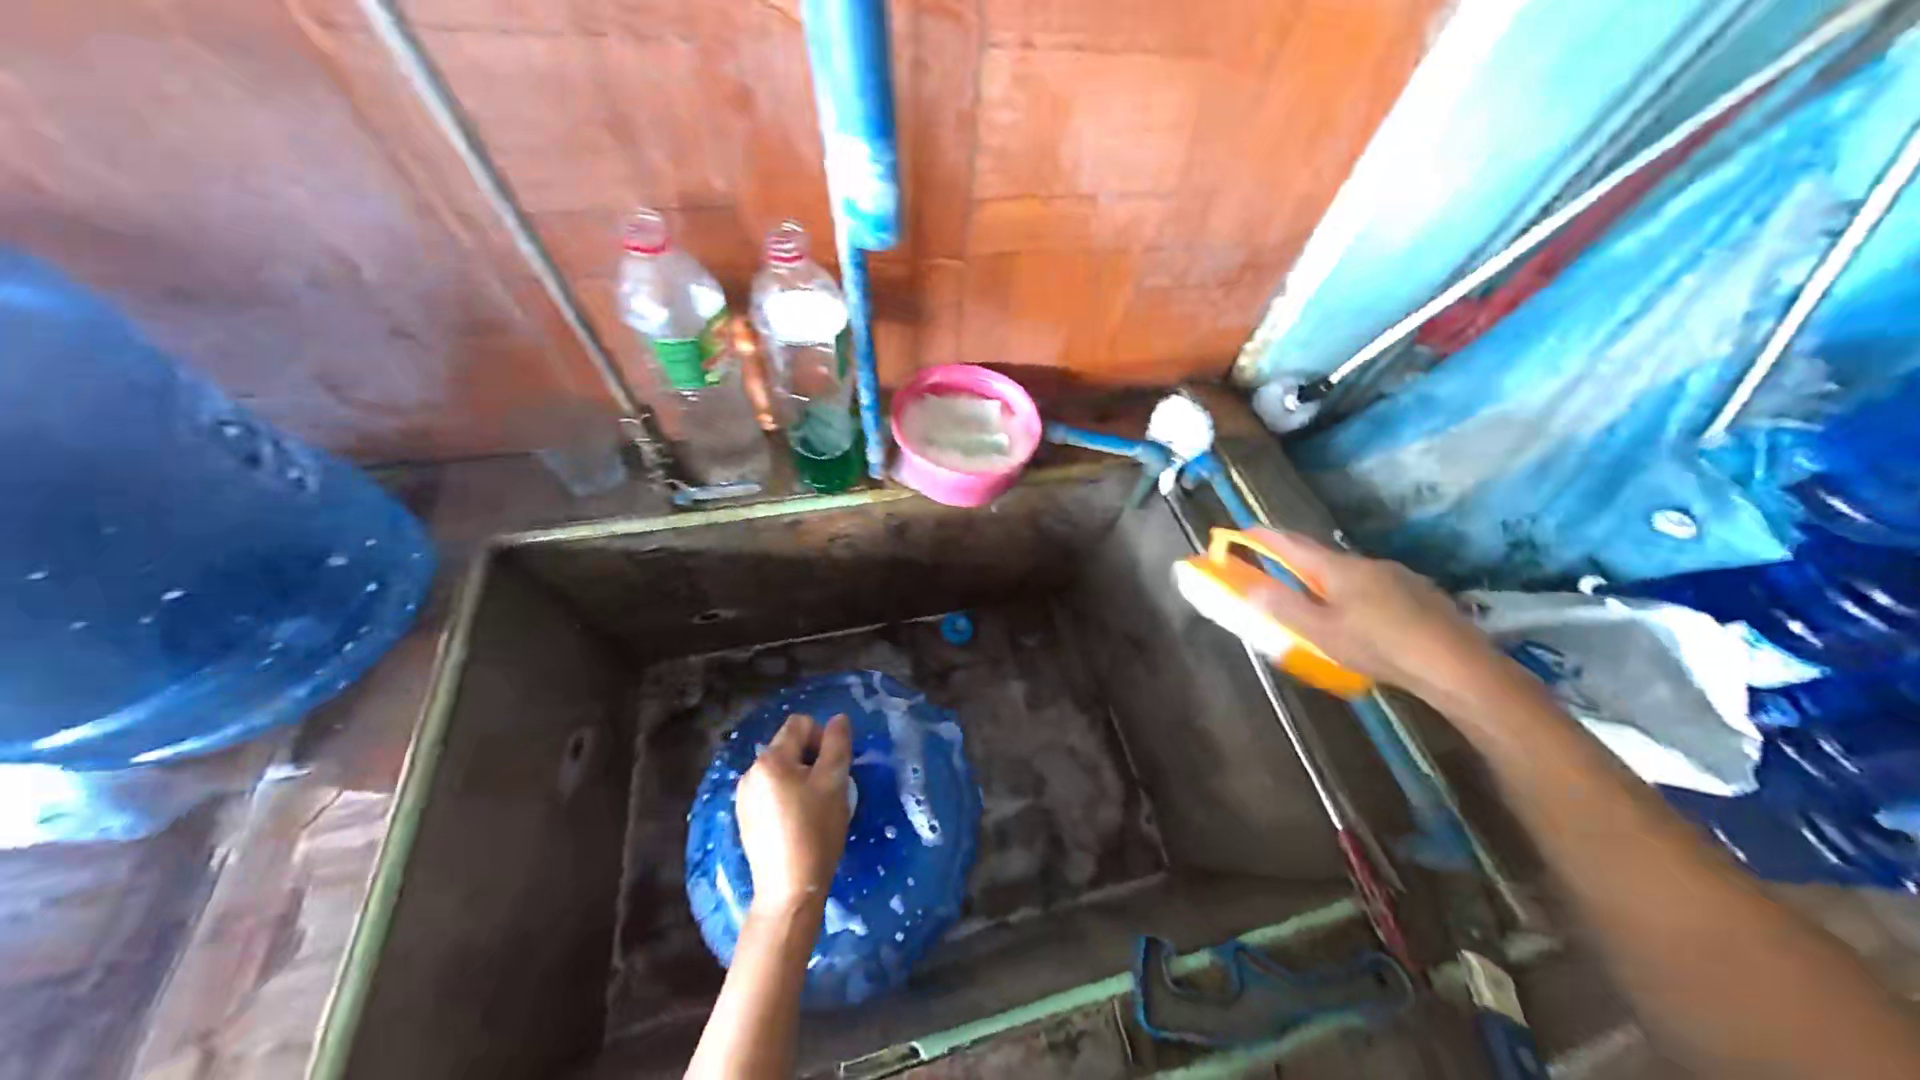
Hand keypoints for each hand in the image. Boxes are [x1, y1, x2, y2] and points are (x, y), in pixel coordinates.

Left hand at [736, 712, 852, 917]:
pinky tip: (798, 825)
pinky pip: (772, 792)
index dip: (823, 738)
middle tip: (829, 790)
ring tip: (815, 810)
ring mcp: (744, 797)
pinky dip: (788, 798)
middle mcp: (751, 772)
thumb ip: (838, 744)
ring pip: (782, 770)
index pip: (800, 724)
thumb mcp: (835, 783)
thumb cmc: (815, 832)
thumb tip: (838, 719)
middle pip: (789, 746)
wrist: (788, 890)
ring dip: (802, 779)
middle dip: (813, 760)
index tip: (834, 768)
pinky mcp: (746, 819)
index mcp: (770, 760)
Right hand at [1238, 529, 1516, 706]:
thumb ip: (1285, 608)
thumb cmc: (1379, 646)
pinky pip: (1377, 590)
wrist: (1457, 666)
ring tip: (1322, 609)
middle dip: (1298, 565)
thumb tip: (1250, 587)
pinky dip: (1359, 599)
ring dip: (1331, 585)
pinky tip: (1366, 623)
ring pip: (1353, 576)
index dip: (1267, 538)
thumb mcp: (1321, 632)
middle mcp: (1368, 564)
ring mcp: (1399, 577)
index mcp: (1339, 569)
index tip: (1245, 530)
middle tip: (1279, 576)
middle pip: (1323, 560)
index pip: (1294, 545)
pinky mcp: (1421, 595)